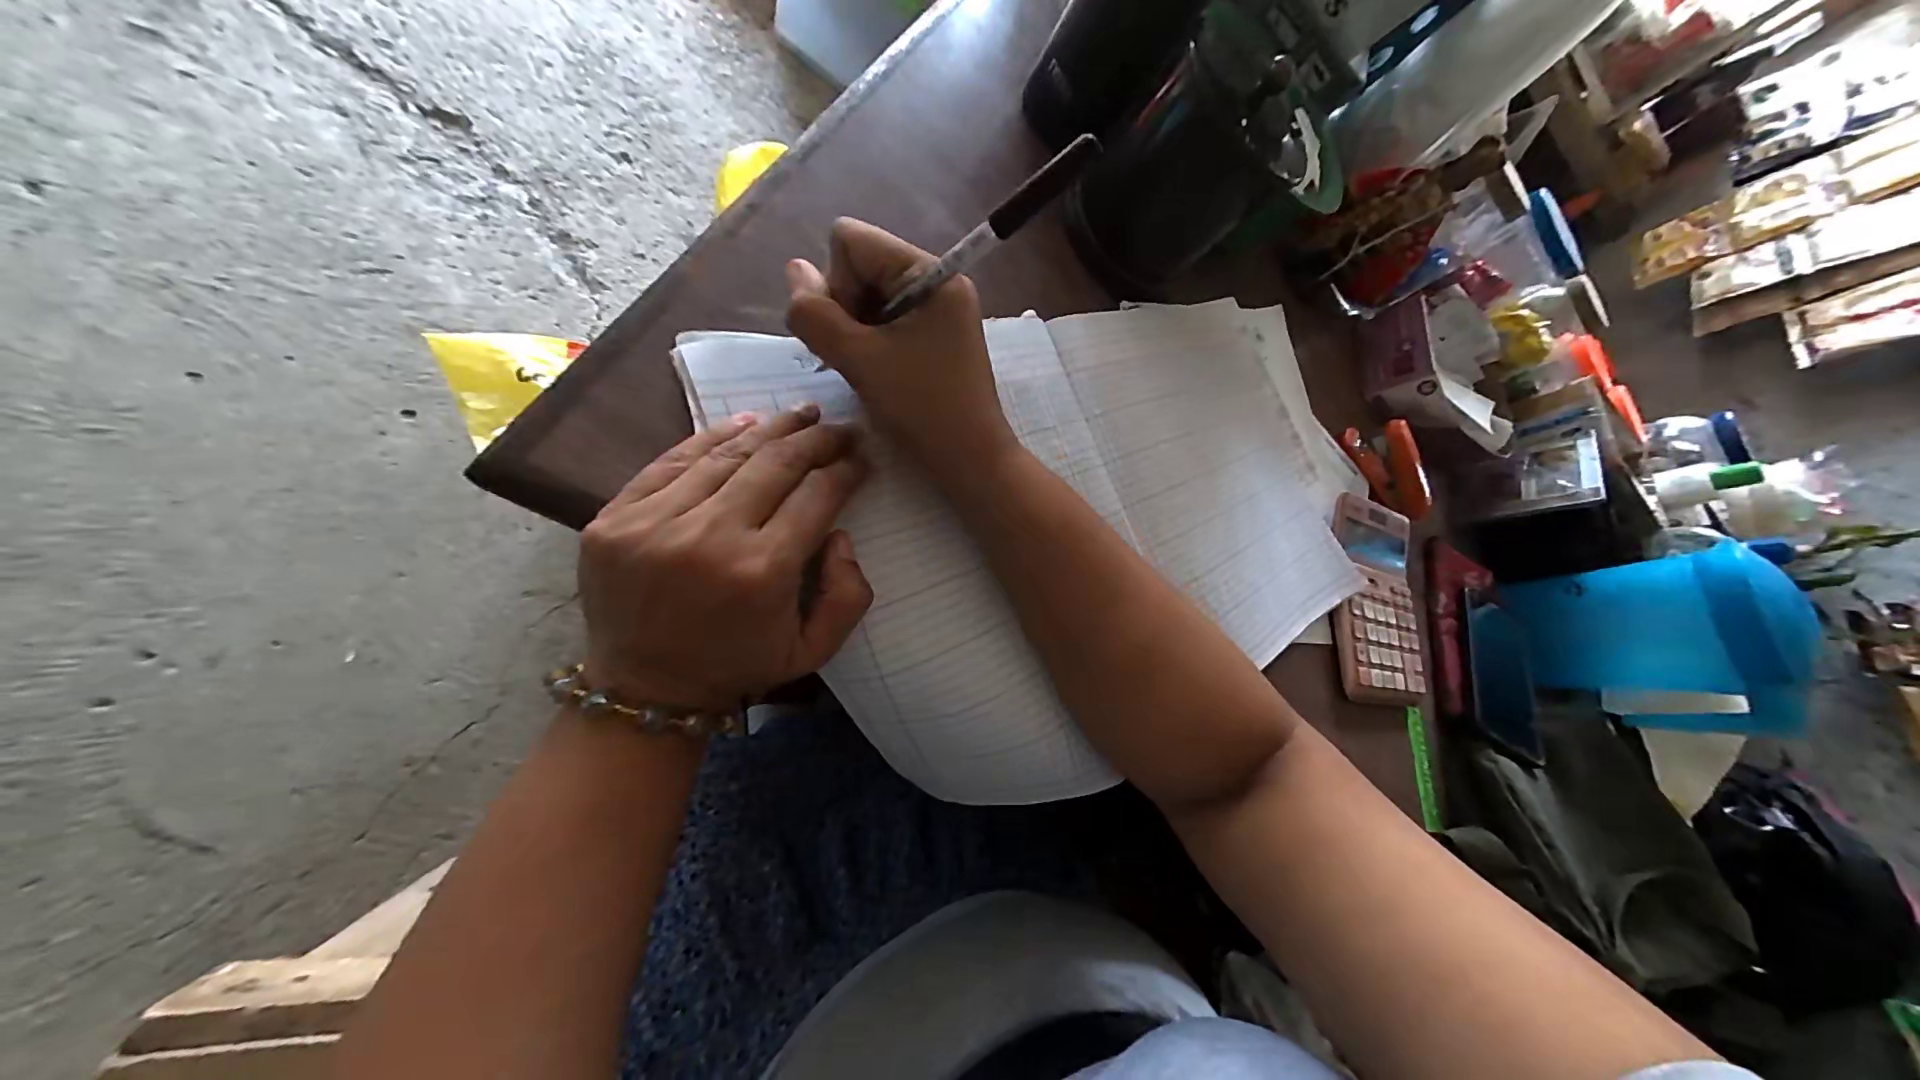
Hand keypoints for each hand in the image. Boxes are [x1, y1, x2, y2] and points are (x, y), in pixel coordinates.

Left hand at [577, 406, 872, 713]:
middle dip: (816, 439)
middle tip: (839, 426)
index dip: (845, 470)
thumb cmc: (738, 665)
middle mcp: (710, 538)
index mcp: (762, 572)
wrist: (646, 687)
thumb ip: (848, 595)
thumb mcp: (814, 650)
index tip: (860, 457)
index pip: (816, 496)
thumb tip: (840, 534)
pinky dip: (713, 436)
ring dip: (772, 428)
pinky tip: (746, 424)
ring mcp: (655, 523)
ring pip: (726, 454)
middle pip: (776, 464)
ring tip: (800, 415)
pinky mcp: (615, 517)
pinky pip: (673, 460)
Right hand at [785, 218, 1016, 480]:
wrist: (972, 460)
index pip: (851, 240)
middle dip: (845, 308)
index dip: (835, 283)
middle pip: (860, 265)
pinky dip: (870, 342)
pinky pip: (887, 319)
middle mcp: (937, 280)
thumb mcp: (859, 360)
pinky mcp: (936, 334)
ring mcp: (938, 309)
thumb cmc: (921, 409)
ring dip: (854, 329)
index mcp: (930, 273)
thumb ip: (816, 314)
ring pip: (869, 295)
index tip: (849, 332)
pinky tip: (875, 372)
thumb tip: (794, 270)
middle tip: (855, 357)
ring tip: (865, 369)